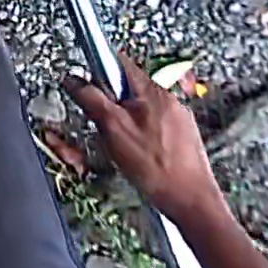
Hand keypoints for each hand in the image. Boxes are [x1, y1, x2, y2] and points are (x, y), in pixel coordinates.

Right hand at [63, 57, 226, 224]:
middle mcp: (169, 98)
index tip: (89, 86)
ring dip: (124, 120)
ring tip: (125, 143)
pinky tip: (140, 154)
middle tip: (107, 124)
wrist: (194, 207)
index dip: (97, 72)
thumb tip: (72, 80)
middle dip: (110, 102)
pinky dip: (140, 134)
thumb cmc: (157, 169)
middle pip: (126, 86)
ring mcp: (178, 118)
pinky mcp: (182, 136)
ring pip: (137, 107)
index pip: (117, 61)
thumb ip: (90, 98)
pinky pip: (151, 124)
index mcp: (153, 90)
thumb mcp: (113, 128)